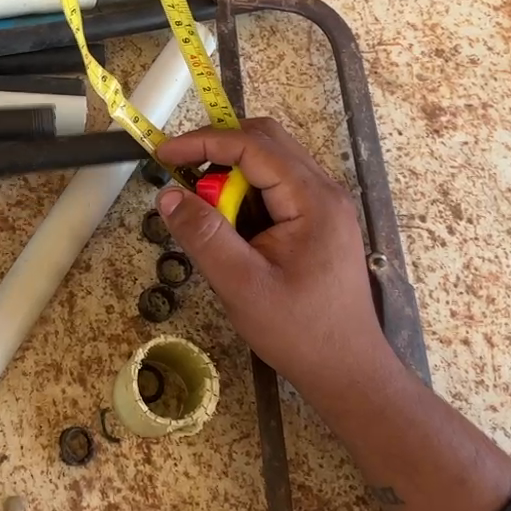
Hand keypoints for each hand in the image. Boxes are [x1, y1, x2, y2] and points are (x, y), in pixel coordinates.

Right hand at [154, 118, 393, 390]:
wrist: (347, 369)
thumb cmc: (298, 331)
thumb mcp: (241, 285)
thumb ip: (204, 237)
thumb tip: (168, 196)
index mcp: (312, 200)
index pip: (253, 146)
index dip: (204, 142)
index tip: (163, 155)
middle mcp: (323, 191)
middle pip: (266, 140)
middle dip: (216, 149)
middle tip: (179, 174)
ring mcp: (323, 205)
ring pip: (270, 160)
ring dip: (229, 171)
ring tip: (201, 206)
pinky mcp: (317, 221)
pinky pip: (275, 185)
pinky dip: (242, 190)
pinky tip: (227, 223)